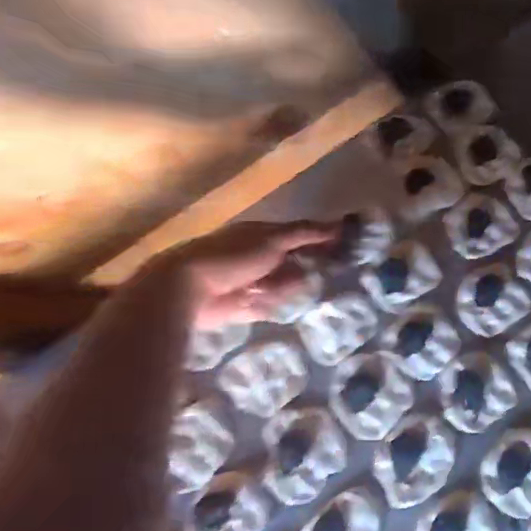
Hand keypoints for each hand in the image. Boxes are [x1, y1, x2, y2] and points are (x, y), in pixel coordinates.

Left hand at [148, 221, 340, 326]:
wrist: (186, 290)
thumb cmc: (231, 257)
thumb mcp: (273, 239)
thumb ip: (306, 233)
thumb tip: (341, 224)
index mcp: (261, 235)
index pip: (300, 234)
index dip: (321, 240)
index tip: (344, 248)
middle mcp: (256, 255)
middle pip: (294, 261)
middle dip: (306, 268)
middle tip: (323, 275)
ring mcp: (250, 281)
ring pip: (284, 285)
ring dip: (286, 288)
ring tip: (276, 290)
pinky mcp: (242, 305)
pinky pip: (269, 305)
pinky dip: (273, 306)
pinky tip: (271, 305)